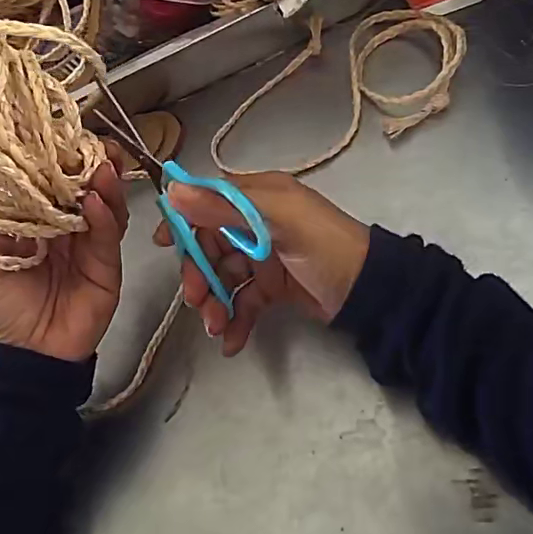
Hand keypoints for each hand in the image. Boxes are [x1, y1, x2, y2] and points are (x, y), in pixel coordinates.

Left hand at [0, 157, 128, 361]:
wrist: (28, 353)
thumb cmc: (2, 306)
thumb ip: (1, 218)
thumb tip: (18, 178)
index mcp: (38, 220)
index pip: (53, 182)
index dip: (60, 160)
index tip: (64, 137)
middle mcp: (69, 226)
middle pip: (86, 188)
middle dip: (93, 164)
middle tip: (97, 144)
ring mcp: (91, 244)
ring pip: (105, 206)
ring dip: (104, 184)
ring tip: (102, 165)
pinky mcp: (108, 264)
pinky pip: (108, 236)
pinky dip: (106, 217)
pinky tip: (99, 201)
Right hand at [153, 172, 368, 355]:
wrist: (369, 292)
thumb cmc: (325, 247)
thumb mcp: (278, 221)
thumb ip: (225, 207)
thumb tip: (172, 191)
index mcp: (260, 197)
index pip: (209, 203)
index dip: (184, 221)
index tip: (163, 245)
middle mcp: (258, 222)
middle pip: (211, 244)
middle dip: (200, 273)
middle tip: (197, 299)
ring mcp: (265, 256)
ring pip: (224, 276)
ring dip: (215, 302)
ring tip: (216, 327)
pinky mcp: (274, 287)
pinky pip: (245, 301)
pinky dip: (236, 320)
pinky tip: (232, 341)